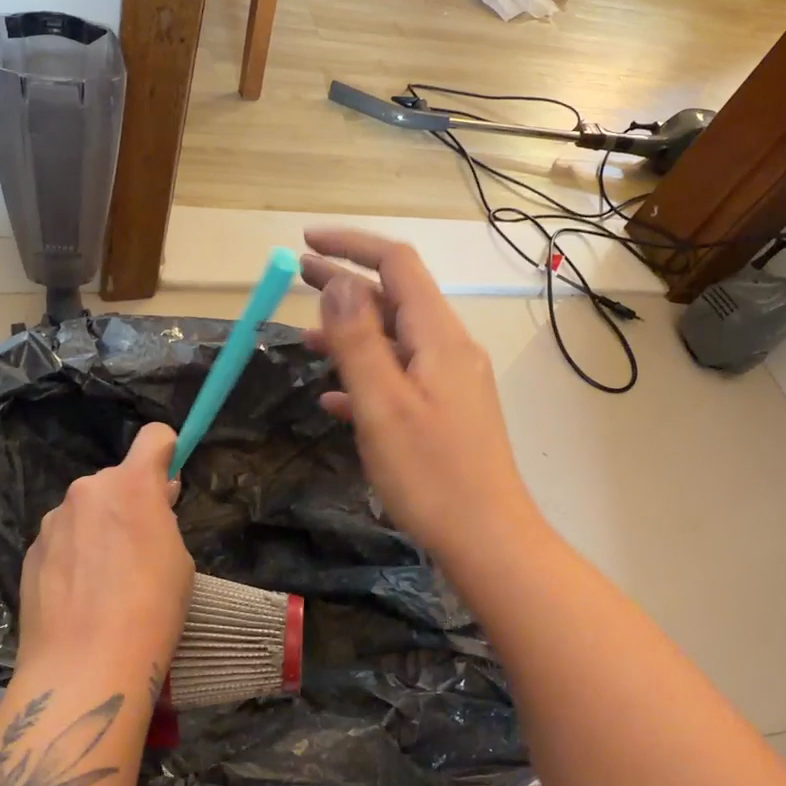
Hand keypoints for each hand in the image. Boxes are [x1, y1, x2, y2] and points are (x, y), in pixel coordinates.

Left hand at [15, 423, 193, 689]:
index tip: (170, 486)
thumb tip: (153, 506)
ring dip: (99, 529)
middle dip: (130, 503)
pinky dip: (74, 556)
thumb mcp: (179, 561)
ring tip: (108, 584)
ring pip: (86, 511)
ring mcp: (52, 522)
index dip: (167, 454)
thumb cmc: (151, 611)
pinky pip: (62, 540)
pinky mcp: (30, 553)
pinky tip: (81, 599)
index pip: (154, 436)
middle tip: (143, 549)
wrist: (84, 669)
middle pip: (116, 480)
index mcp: (131, 485)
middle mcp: (86, 491)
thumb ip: (163, 521)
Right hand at [300, 228, 544, 564]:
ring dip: (351, 332)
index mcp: (438, 338)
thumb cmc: (431, 475)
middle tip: (298, 277)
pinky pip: (400, 379)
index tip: (304, 244)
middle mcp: (449, 350)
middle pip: (395, 298)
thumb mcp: (383, 404)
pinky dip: (365, 376)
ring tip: (305, 340)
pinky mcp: (446, 415)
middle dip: (346, 284)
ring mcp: (450, 384)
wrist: (488, 541)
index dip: (351, 246)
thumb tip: (339, 283)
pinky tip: (333, 399)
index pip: (396, 264)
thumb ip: (358, 340)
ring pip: (395, 341)